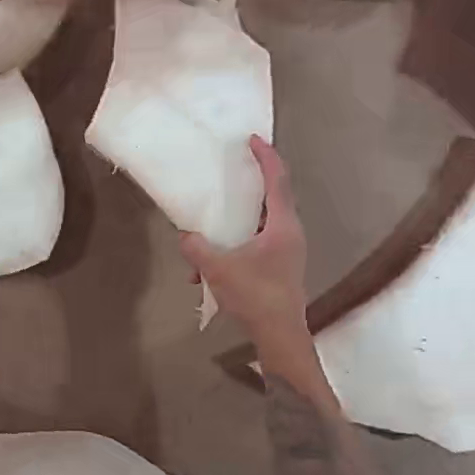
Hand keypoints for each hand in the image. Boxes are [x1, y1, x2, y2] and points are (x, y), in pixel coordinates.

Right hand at [180, 136, 308, 344]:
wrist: (279, 334)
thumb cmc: (255, 295)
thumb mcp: (217, 268)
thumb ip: (196, 248)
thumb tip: (185, 235)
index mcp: (282, 226)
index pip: (277, 181)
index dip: (266, 157)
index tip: (252, 140)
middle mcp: (290, 233)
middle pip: (270, 199)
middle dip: (247, 188)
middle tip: (231, 174)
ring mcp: (286, 250)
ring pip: (257, 226)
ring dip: (231, 229)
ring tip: (204, 242)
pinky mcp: (279, 266)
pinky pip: (253, 244)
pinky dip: (231, 249)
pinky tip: (206, 272)